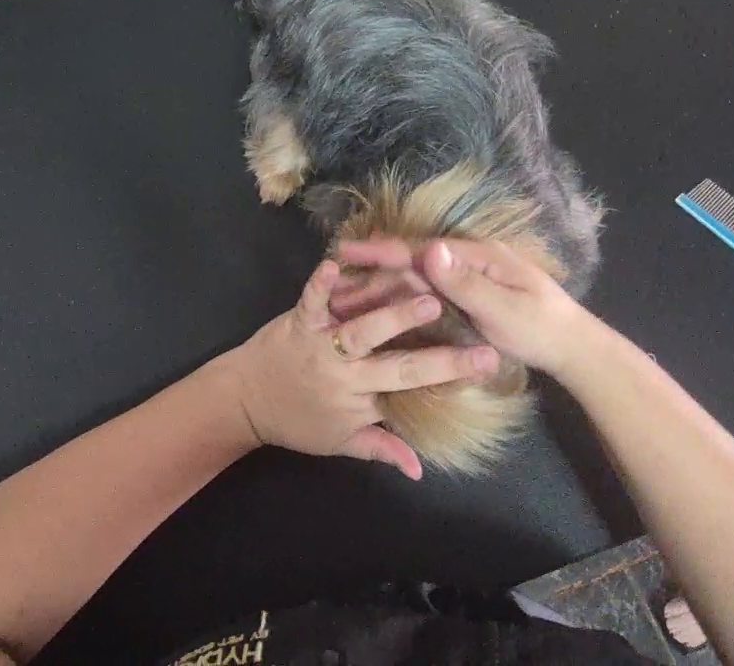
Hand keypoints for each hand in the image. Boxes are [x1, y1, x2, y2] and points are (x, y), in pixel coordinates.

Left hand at [219, 259, 500, 479]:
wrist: (244, 402)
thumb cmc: (297, 422)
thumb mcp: (340, 443)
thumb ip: (382, 449)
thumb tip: (421, 470)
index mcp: (361, 400)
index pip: (413, 388)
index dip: (452, 374)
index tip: (489, 362)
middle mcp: (345, 373)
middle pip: (394, 362)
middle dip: (433, 351)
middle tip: (472, 335)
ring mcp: (321, 344)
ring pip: (360, 329)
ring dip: (390, 312)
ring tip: (422, 293)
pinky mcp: (298, 321)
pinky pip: (311, 301)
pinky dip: (321, 283)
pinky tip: (335, 264)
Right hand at [334, 238, 595, 378]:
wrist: (575, 351)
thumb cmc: (542, 329)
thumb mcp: (504, 309)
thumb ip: (466, 282)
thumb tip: (430, 250)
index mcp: (475, 256)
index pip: (418, 249)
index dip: (380, 250)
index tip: (345, 251)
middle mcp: (466, 261)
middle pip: (410, 263)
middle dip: (372, 271)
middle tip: (333, 281)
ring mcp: (466, 279)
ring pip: (414, 279)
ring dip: (380, 285)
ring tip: (344, 295)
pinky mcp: (467, 297)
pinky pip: (424, 294)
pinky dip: (398, 297)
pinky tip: (378, 306)